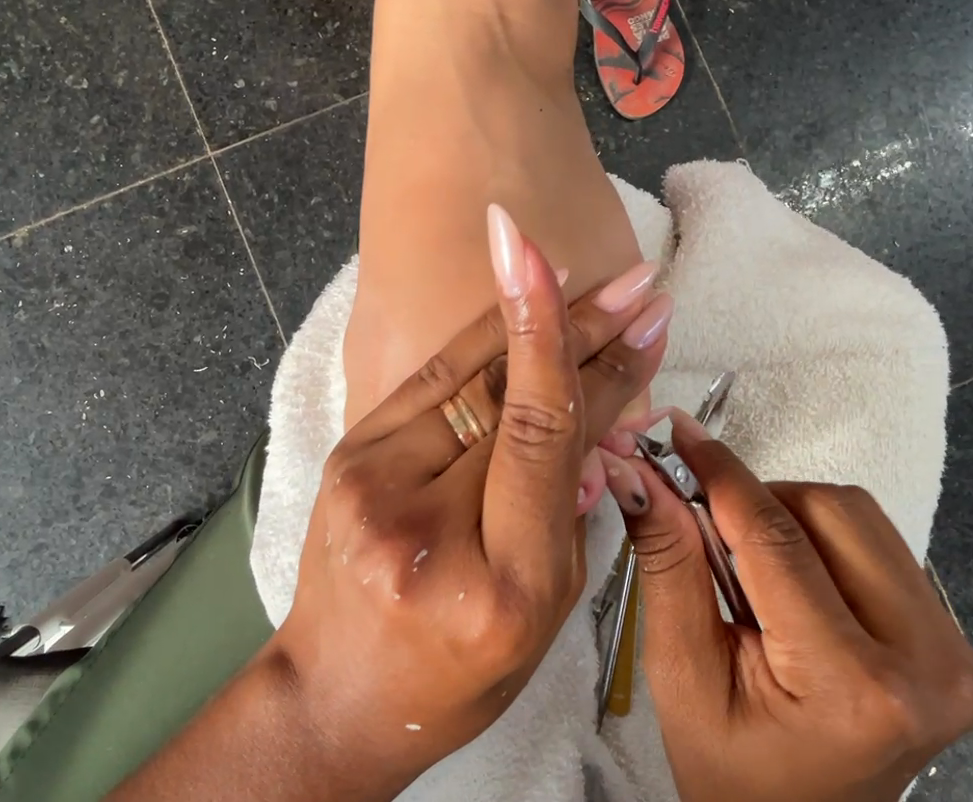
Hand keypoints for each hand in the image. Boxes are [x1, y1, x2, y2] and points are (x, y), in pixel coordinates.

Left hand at [273, 205, 673, 793]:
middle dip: (577, 328)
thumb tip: (606, 392)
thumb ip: (573, 500)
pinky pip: (428, 381)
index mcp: (499, 581)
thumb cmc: (462, 668)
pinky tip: (514, 306)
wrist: (338, 691)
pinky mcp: (346, 453)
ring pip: (465, 373)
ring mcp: (369, 482)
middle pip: (508, 396)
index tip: (633, 303)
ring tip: (583, 281)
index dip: (585, 357)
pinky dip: (479, 341)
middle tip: (633, 285)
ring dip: (529, 319)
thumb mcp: (548, 603)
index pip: (542, 439)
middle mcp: (423, 524)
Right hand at [607, 413, 972, 801]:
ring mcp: (957, 653)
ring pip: (857, 517)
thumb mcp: (681, 673)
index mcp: (853, 686)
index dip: (720, 475)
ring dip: (791, 519)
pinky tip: (794, 586)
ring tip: (754, 571)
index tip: (676, 432)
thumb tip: (637, 471)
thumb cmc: (730, 768)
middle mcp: (929, 662)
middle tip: (710, 535)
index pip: (776, 541)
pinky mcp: (958, 642)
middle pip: (828, 512)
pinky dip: (823, 542)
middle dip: (757, 504)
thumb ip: (667, 565)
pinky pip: (878, 544)